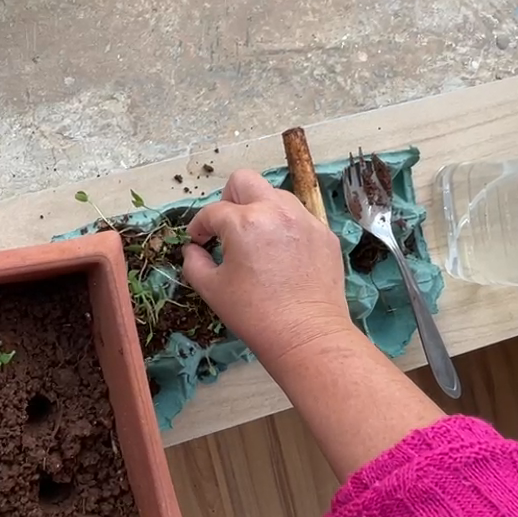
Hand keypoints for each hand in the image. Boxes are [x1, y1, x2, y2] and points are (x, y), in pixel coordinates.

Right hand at [182, 169, 354, 364]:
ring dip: (259, 209)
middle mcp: (275, 211)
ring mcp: (304, 219)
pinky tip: (282, 255)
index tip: (199, 242)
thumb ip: (193, 262)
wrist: (306, 335)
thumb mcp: (211, 289)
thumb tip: (193, 249)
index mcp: (243, 222)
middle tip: (227, 227)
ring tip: (256, 240)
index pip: (212, 212)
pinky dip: (284, 227)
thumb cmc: (254, 314)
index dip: (199, 227)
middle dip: (229, 199)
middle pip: (244, 181)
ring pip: (275, 195)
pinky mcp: (324, 234)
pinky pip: (298, 217)